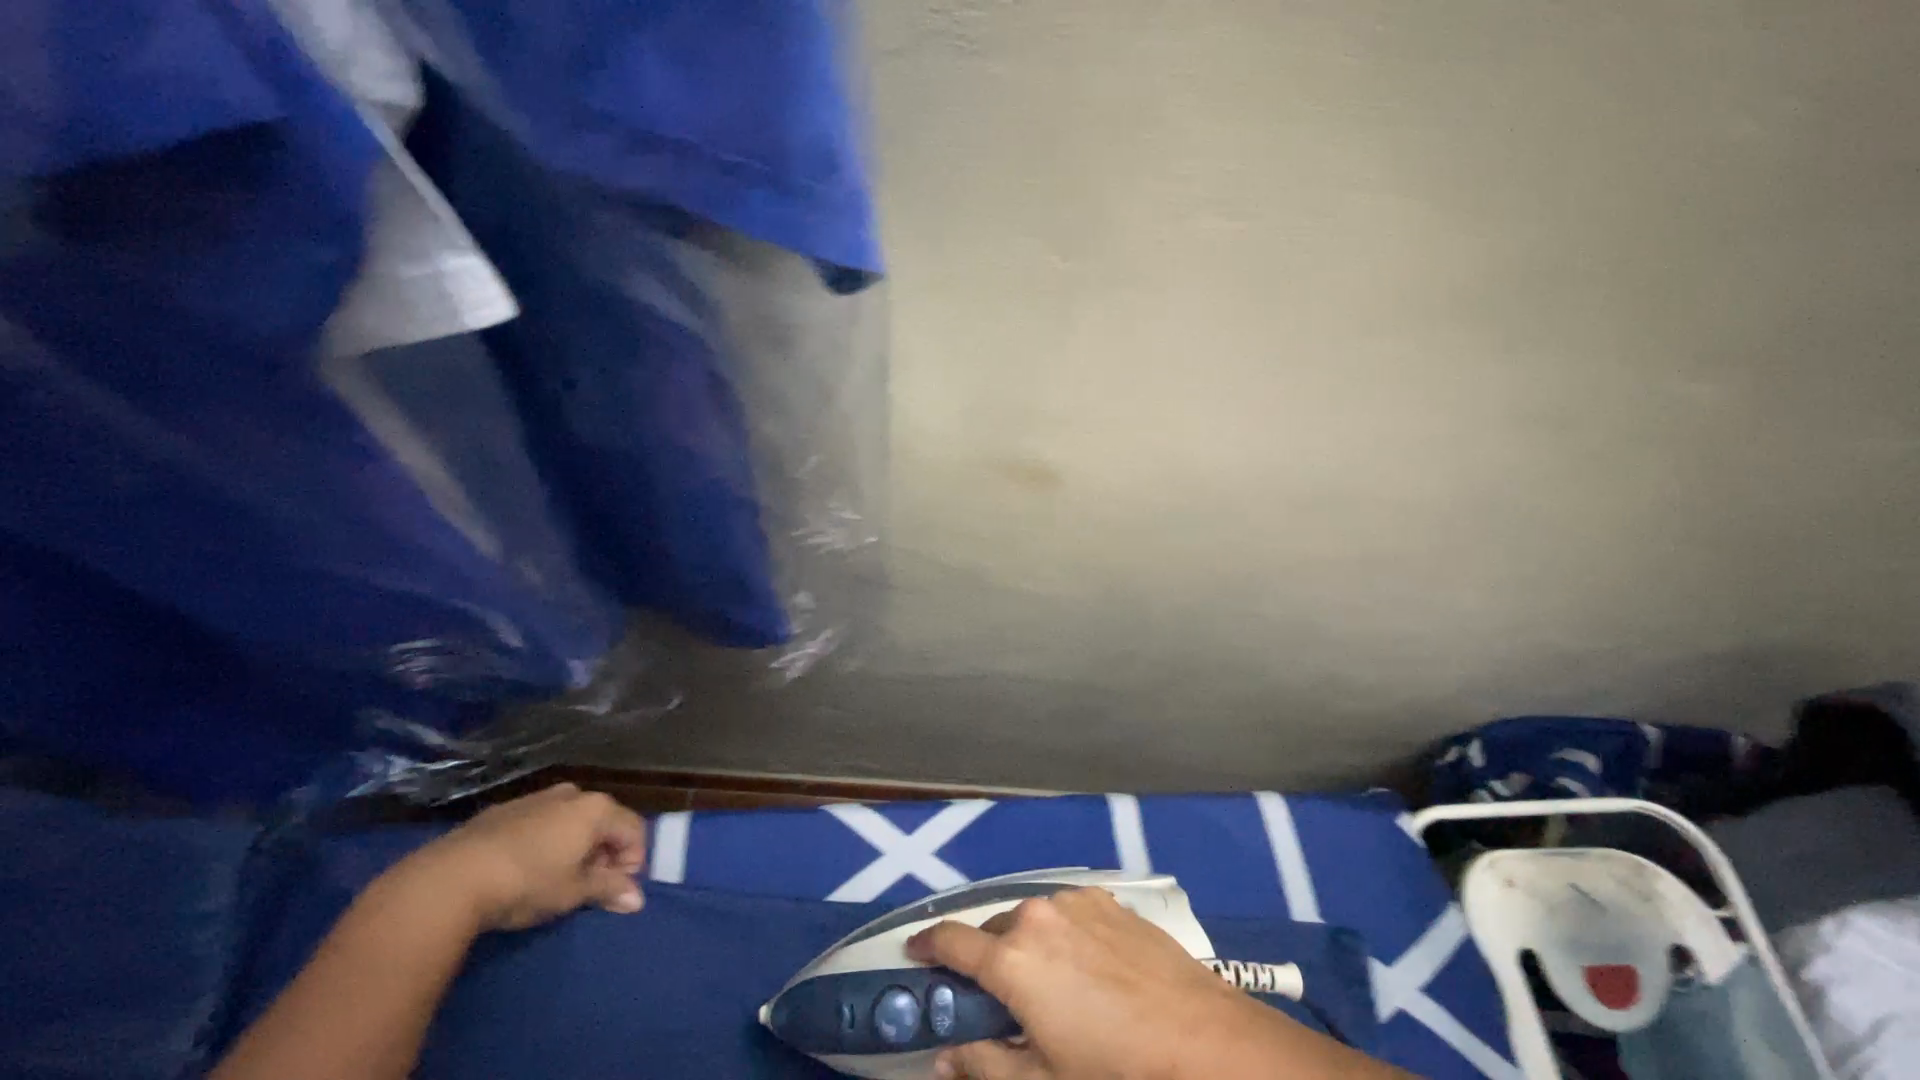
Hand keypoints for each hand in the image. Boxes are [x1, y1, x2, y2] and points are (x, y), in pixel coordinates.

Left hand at [390, 782, 648, 931]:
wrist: (452, 877)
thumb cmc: (528, 883)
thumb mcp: (574, 892)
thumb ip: (610, 889)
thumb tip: (638, 899)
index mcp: (596, 809)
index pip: (634, 830)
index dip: (632, 862)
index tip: (614, 890)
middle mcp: (571, 794)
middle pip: (604, 821)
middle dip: (603, 853)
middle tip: (588, 887)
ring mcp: (535, 797)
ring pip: (571, 820)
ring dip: (574, 847)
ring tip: (555, 880)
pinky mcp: (503, 809)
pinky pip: (540, 822)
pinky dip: (546, 841)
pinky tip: (525, 869)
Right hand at [906, 888, 1404, 1079]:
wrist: (1206, 1041)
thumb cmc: (1115, 1070)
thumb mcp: (1042, 1078)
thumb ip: (984, 1061)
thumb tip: (944, 1055)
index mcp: (1012, 959)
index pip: (948, 942)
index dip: (925, 948)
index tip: (914, 956)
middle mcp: (1037, 916)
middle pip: (991, 930)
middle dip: (983, 958)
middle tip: (993, 995)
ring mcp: (1078, 903)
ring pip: (1031, 919)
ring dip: (1025, 944)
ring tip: (1046, 983)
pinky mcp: (1112, 902)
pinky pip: (1068, 913)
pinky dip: (1060, 933)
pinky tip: (1083, 967)